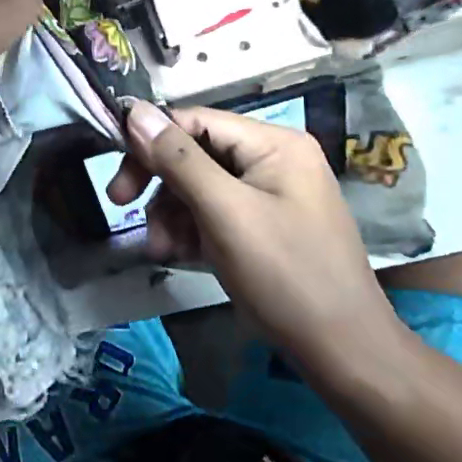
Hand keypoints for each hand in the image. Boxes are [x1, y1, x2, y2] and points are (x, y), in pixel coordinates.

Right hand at [109, 101, 397, 367]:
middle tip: (122, 207)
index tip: (118, 178)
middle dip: (160, 183)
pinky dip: (192, 229)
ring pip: (201, 185)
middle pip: (196, 153)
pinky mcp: (266, 224)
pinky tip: (178, 254)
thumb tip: (134, 111)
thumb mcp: (224, 212)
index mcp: (273, 143)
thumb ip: (178, 159)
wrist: (343, 351)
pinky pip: (217, 211)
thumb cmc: (284, 274)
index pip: (196, 121)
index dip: (151, 142)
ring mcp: (272, 192)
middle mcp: (274, 158)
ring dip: (172, 212)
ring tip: (160, 249)